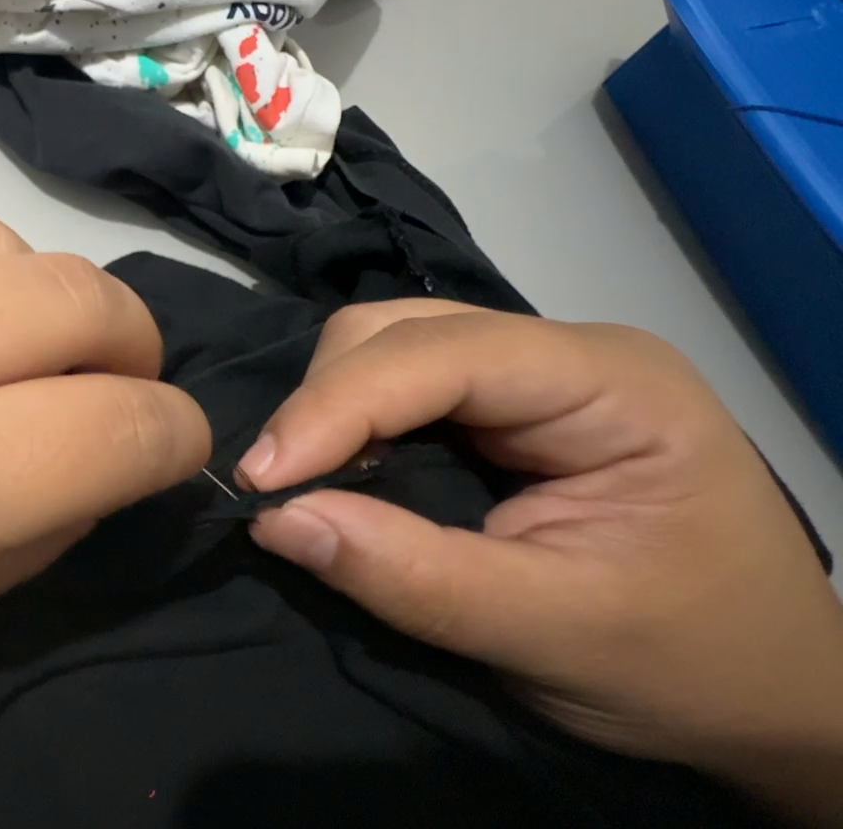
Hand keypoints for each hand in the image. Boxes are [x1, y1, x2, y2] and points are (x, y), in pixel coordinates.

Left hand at [0, 217, 211, 713]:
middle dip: (135, 348)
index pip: (111, 425)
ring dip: (55, 301)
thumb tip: (116, 457)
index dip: (172, 440)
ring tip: (34, 358)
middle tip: (114, 397)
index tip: (167, 454)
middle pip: (76, 297)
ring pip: (8, 245)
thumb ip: (40, 530)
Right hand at [242, 301, 842, 818]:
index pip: (441, 357)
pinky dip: (338, 422)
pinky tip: (334, 468)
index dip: (336, 407)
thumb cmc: (690, 664)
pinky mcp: (488, 402)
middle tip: (276, 488)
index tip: (261, 481)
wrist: (761, 690)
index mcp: (611, 385)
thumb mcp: (559, 636)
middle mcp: (558, 354)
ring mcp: (521, 372)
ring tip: (302, 480)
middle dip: (321, 405)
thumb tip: (275, 520)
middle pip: (393, 332)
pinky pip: (383, 381)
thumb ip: (415, 578)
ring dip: (322, 410)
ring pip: (375, 345)